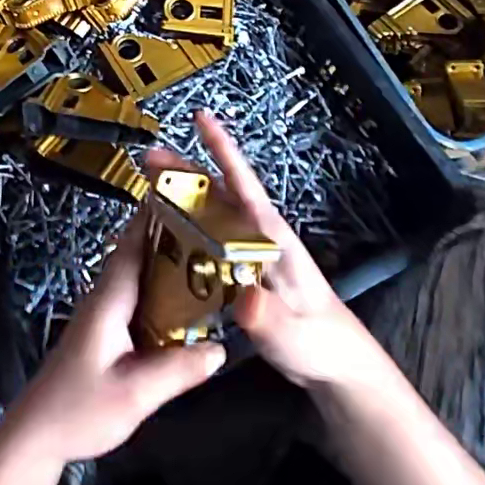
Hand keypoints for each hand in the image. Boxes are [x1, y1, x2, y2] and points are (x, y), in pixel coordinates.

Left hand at [0, 207, 226, 463]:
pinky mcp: (107, 328)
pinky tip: (188, 299)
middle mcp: (105, 296)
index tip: (185, 195)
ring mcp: (104, 312)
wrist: (37, 435)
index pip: (134, 244)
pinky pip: (139, 295)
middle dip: (171, 234)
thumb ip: (177, 370)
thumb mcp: (135, 395)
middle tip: (213, 225)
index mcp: (110, 298)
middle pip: (139, 252)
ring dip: (168, 259)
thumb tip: (220, 347)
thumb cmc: (80, 408)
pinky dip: (162, 286)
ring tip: (210, 254)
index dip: (156, 216)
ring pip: (139, 273)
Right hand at [144, 110, 389, 393]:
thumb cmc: (322, 343)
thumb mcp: (295, 335)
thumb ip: (270, 319)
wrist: (336, 365)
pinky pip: (207, 242)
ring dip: (181, 198)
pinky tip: (164, 239)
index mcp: (270, 235)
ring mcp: (249, 253)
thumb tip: (245, 301)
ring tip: (148, 190)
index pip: (242, 182)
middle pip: (216, 193)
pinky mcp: (241, 272)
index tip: (201, 118)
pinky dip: (185, 232)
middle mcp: (257, 236)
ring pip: (210, 215)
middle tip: (148, 161)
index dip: (222, 147)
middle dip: (184, 171)